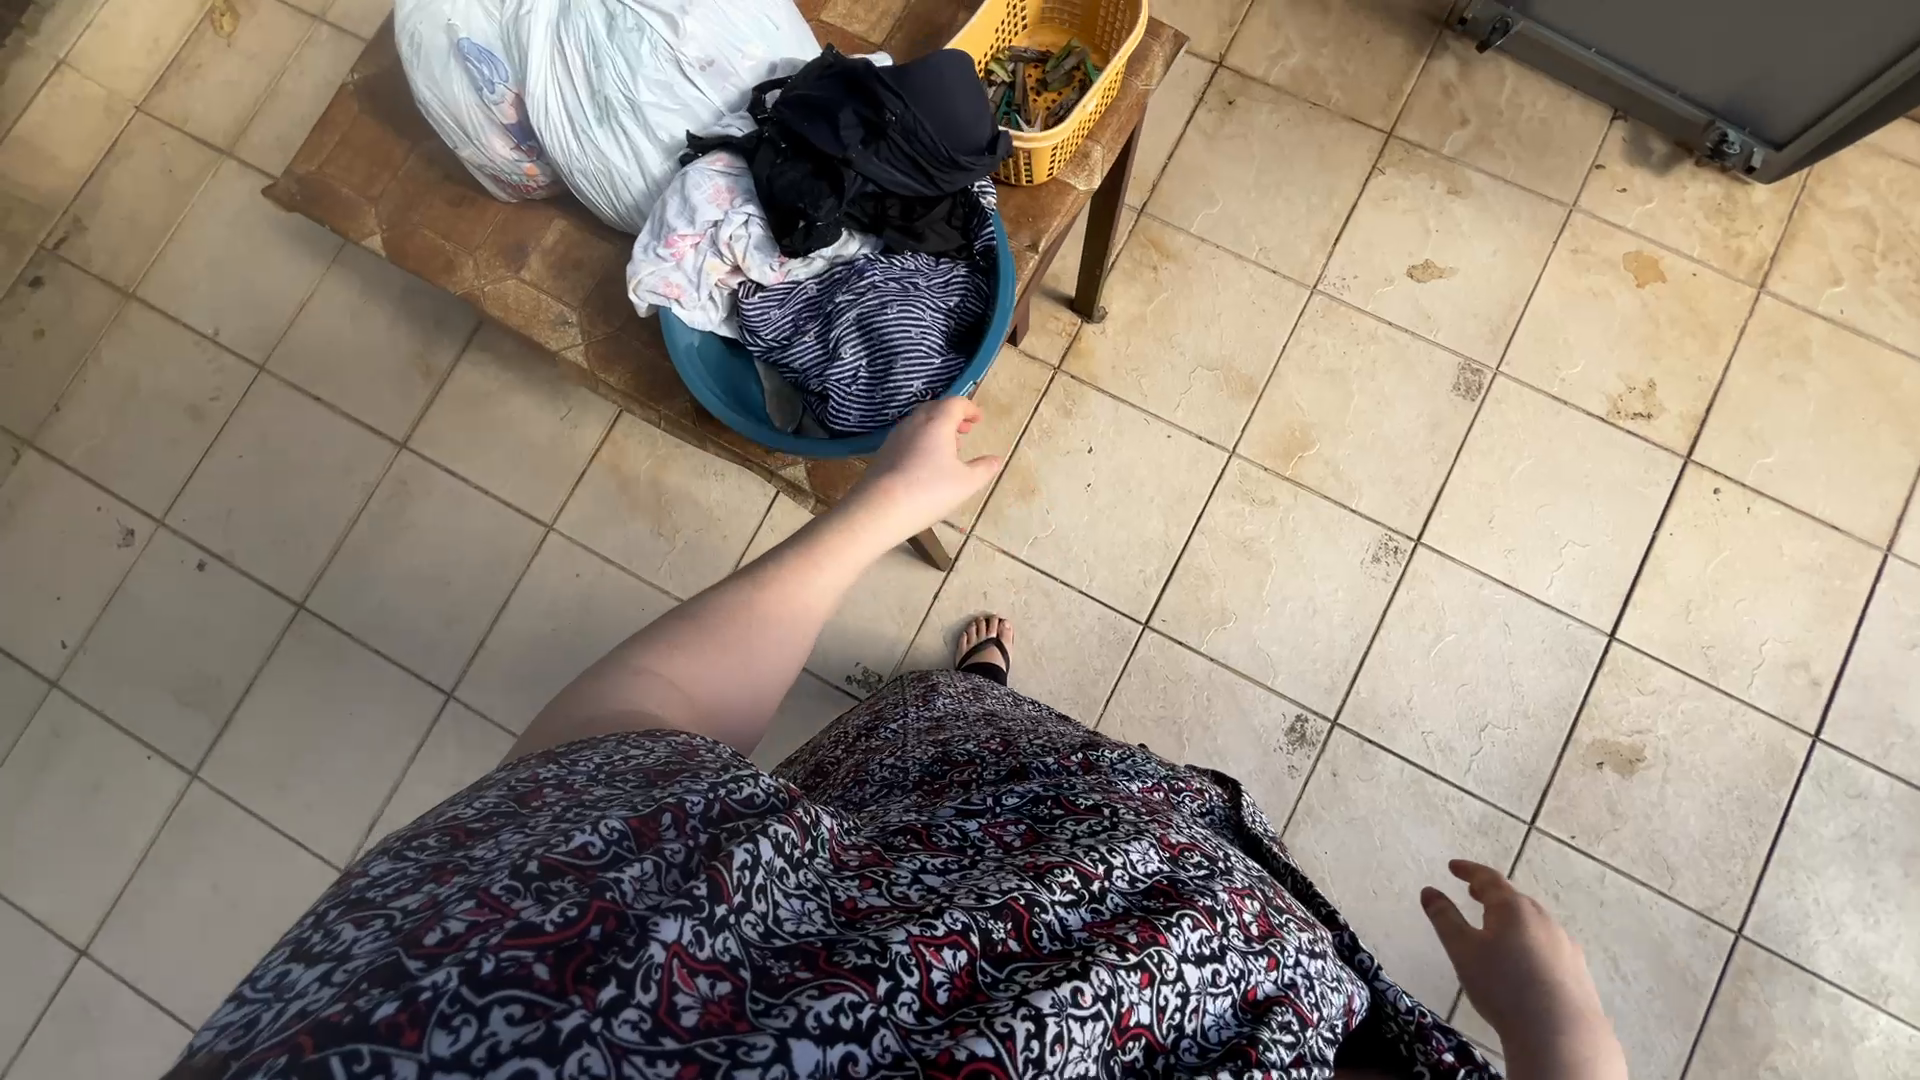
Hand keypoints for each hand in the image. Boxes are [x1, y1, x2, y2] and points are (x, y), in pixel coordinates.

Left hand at [841, 397, 1001, 545]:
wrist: (880, 508)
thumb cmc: (929, 491)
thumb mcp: (966, 483)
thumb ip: (984, 469)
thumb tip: (996, 460)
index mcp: (937, 422)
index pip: (955, 403)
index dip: (969, 408)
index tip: (978, 419)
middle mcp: (914, 423)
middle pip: (935, 408)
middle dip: (952, 415)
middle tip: (965, 429)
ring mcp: (896, 437)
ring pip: (919, 422)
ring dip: (936, 428)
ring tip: (949, 447)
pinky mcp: (884, 452)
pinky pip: (908, 437)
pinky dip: (922, 440)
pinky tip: (926, 462)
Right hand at [1422, 860, 1626, 1079]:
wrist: (1564, 1039)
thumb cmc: (1504, 986)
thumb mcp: (1461, 949)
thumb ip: (1443, 917)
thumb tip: (1429, 891)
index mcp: (1513, 909)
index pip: (1488, 878)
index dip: (1468, 870)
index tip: (1453, 867)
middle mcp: (1544, 921)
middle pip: (1515, 899)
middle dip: (1492, 894)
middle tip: (1473, 893)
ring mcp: (1566, 947)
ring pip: (1534, 923)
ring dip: (1512, 919)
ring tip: (1496, 928)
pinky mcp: (1579, 973)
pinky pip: (1548, 945)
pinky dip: (1529, 941)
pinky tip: (1524, 961)